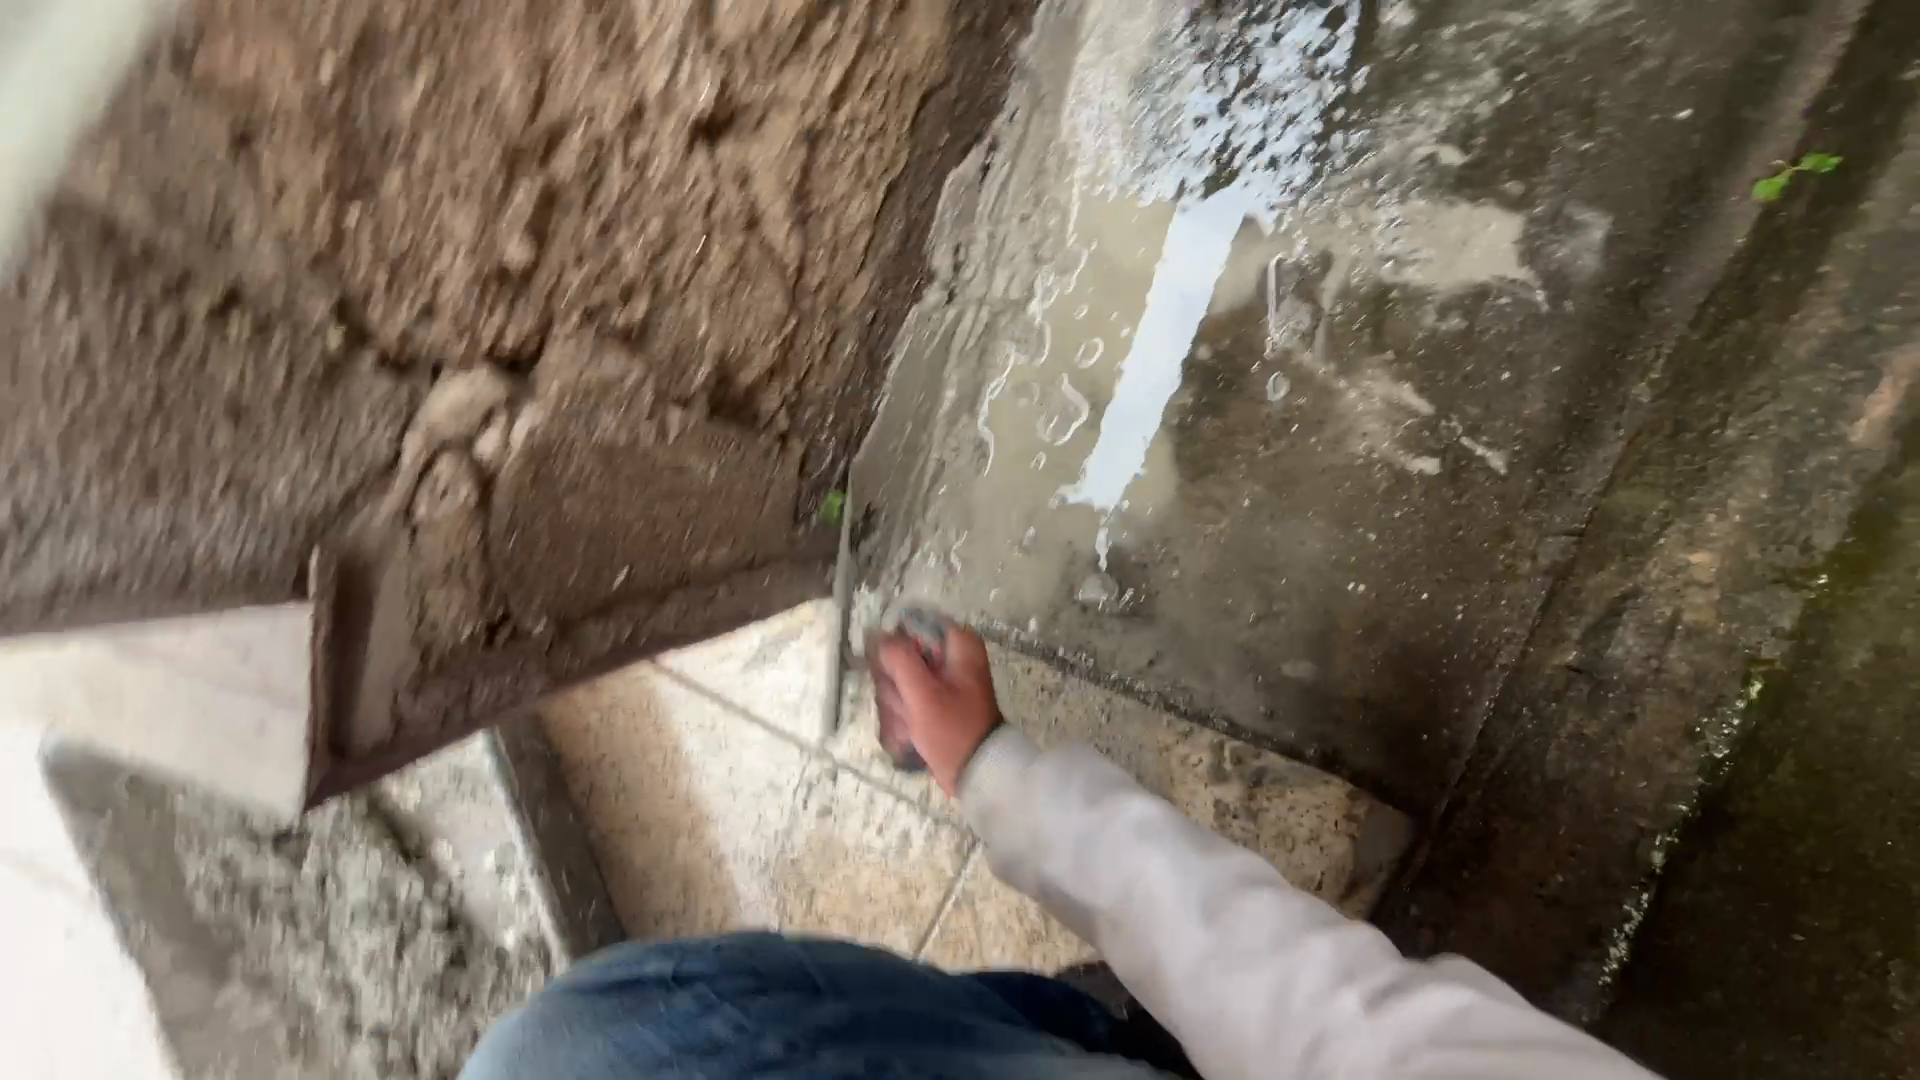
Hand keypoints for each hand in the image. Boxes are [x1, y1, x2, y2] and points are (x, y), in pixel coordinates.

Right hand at [870, 621, 1001, 795]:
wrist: (974, 772)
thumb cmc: (953, 728)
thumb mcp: (924, 692)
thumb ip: (899, 658)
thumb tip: (879, 636)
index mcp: (958, 644)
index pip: (911, 626)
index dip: (896, 650)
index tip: (893, 673)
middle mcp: (948, 657)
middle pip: (899, 656)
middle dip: (895, 686)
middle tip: (908, 705)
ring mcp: (937, 682)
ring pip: (895, 681)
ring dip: (897, 706)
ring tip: (912, 724)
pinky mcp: (930, 703)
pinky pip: (901, 702)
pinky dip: (901, 719)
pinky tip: (911, 734)